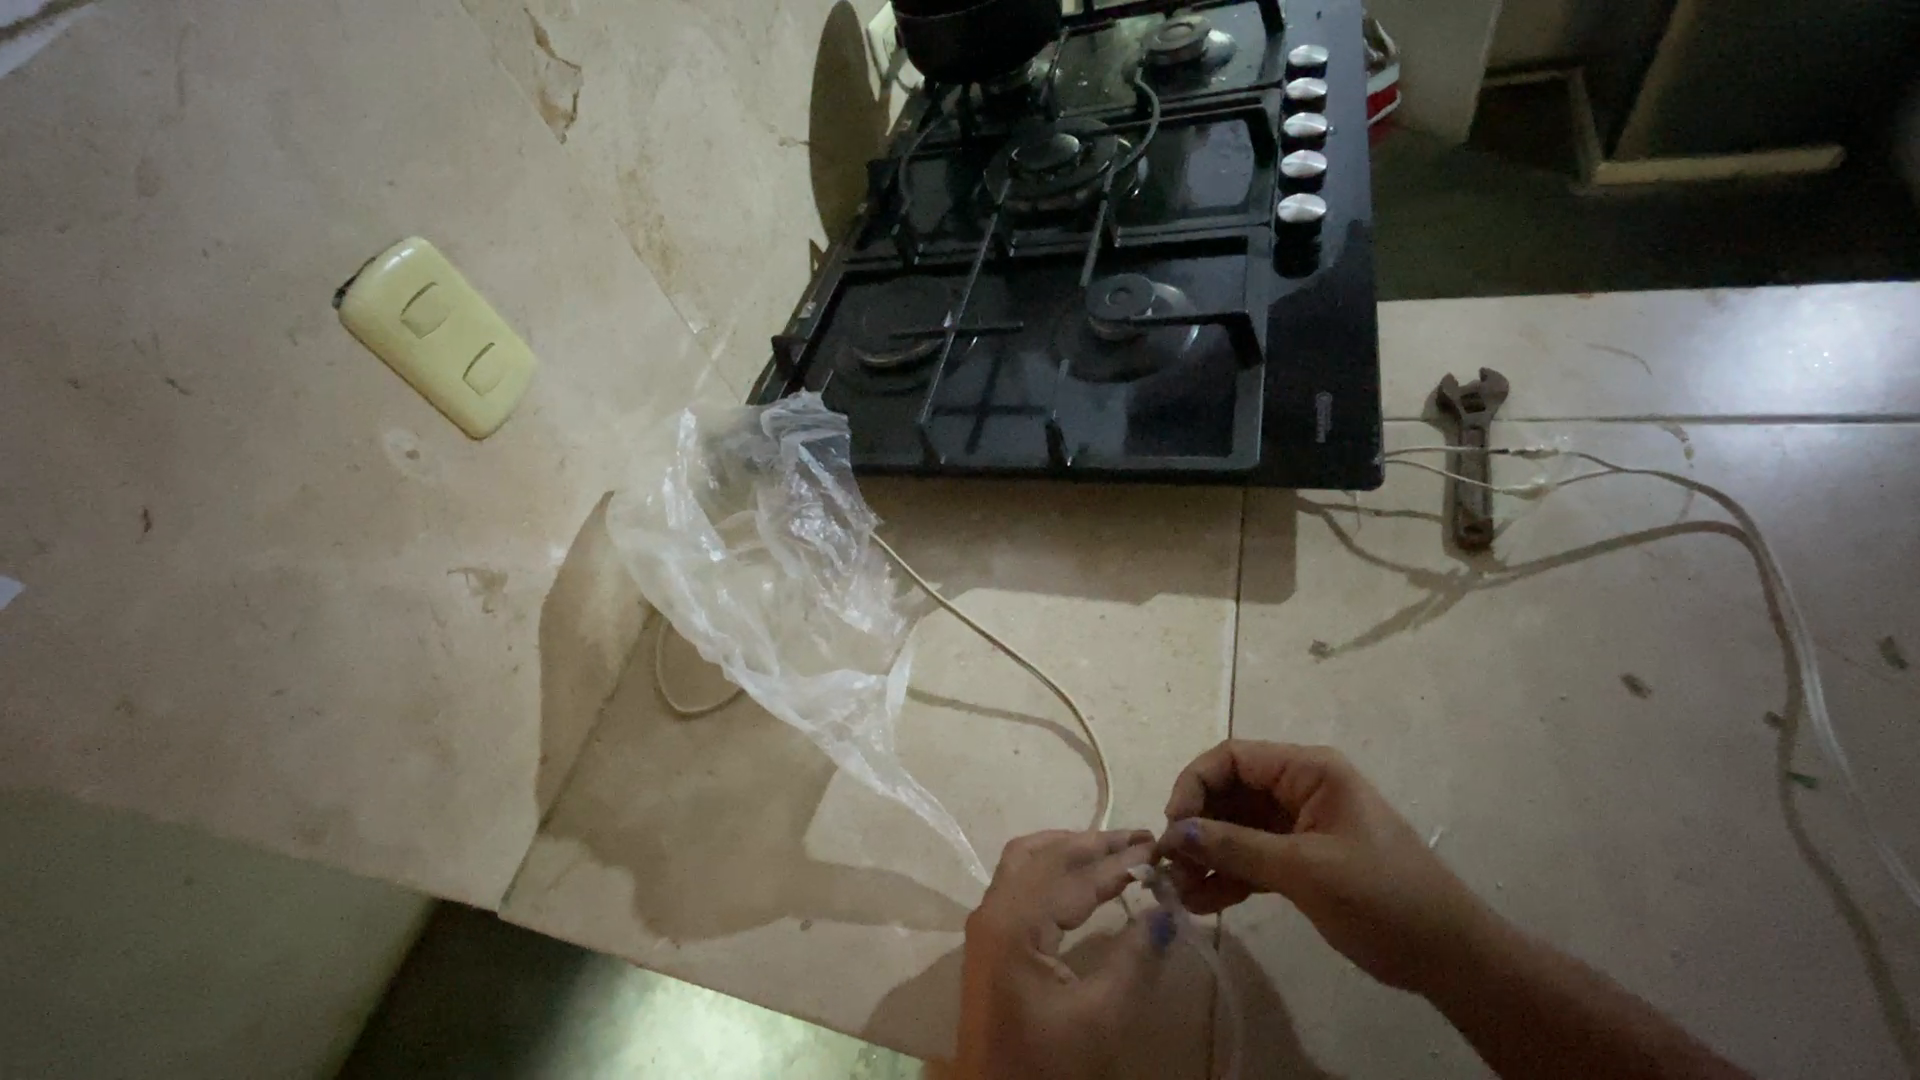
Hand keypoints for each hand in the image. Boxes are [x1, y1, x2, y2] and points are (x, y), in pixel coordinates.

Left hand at [954, 829, 1173, 1079]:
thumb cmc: (1047, 1065)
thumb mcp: (1101, 1018)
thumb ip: (1134, 958)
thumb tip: (1164, 909)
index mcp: (1015, 923)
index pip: (1074, 877)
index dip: (1119, 862)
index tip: (1157, 848)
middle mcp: (993, 909)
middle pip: (1045, 855)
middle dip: (1093, 843)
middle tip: (1140, 839)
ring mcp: (986, 921)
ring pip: (1025, 858)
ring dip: (1067, 847)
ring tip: (1111, 847)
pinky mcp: (988, 935)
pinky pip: (1017, 877)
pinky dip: (1050, 863)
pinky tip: (1076, 872)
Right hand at [1158, 740, 1496, 993]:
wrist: (1449, 958)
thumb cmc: (1384, 898)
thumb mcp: (1306, 869)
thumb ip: (1237, 847)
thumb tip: (1173, 833)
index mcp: (1309, 771)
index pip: (1234, 758)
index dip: (1195, 784)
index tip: (1172, 825)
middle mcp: (1298, 790)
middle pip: (1228, 793)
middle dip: (1195, 826)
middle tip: (1168, 865)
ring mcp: (1297, 826)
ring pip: (1233, 828)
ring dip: (1204, 856)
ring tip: (1177, 890)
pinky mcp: (1298, 862)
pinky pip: (1249, 859)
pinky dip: (1225, 877)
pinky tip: (1200, 902)